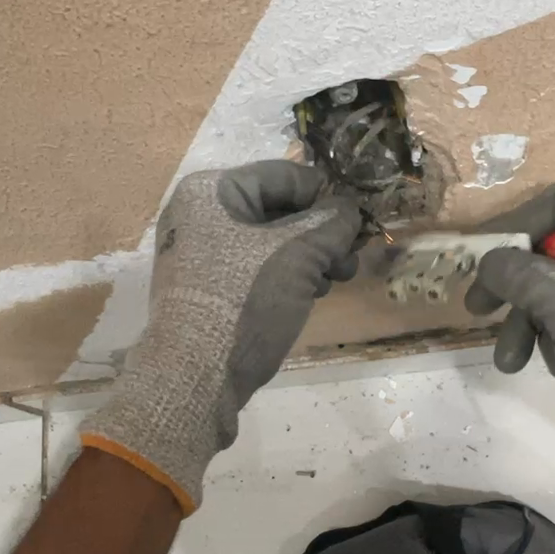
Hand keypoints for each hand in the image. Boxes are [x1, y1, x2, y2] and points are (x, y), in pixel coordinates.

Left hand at [81, 162, 362, 513]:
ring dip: (308, 258)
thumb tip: (351, 209)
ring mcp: (199, 253)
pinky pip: (254, 268)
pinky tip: (307, 296)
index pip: (286, 175)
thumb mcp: (297, 254)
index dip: (328, 198)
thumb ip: (331, 223)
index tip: (360, 225)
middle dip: (321, 235)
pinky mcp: (206, 288)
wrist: (194, 377)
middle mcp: (200, 214)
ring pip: (270, 242)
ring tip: (332, 283)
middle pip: (278, 209)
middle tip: (350, 263)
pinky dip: (285, 276)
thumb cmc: (243, 301)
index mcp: (212, 191)